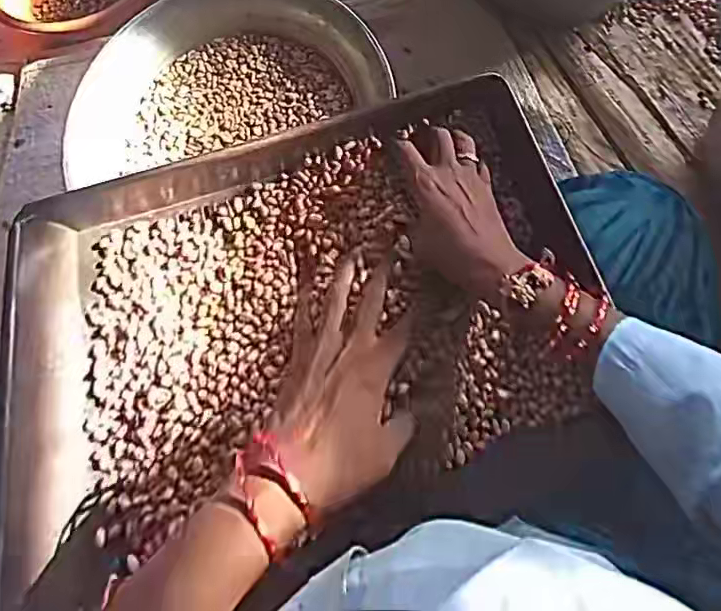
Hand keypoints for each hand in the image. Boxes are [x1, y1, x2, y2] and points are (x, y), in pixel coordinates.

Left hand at [266, 251, 414, 517]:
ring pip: (334, 301)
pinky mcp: (296, 358)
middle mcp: (348, 349)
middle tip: (392, 248)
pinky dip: (304, 298)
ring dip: (344, 275)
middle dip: (383, 273)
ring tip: (352, 252)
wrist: (284, 472)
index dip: (423, 305)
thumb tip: (414, 409)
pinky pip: (302, 319)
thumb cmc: (340, 464)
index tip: (436, 285)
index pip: (406, 327)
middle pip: (369, 301)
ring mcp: (319, 350)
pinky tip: (305, 282)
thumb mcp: (385, 451)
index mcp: (375, 368)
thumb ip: (403, 423)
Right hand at [393, 126, 530, 303]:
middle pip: (438, 135)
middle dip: (426, 132)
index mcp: (425, 184)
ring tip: (445, 141)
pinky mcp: (487, 184)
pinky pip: (478, 161)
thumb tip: (406, 221)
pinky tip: (467, 168)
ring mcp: (470, 175)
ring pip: (462, 140)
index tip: (392, 143)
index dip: (396, 142)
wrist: (492, 263)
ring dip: (452, 137)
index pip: (405, 149)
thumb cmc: (454, 255)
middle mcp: (448, 172)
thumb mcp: (420, 243)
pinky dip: (471, 160)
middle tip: (420, 138)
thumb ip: (410, 225)